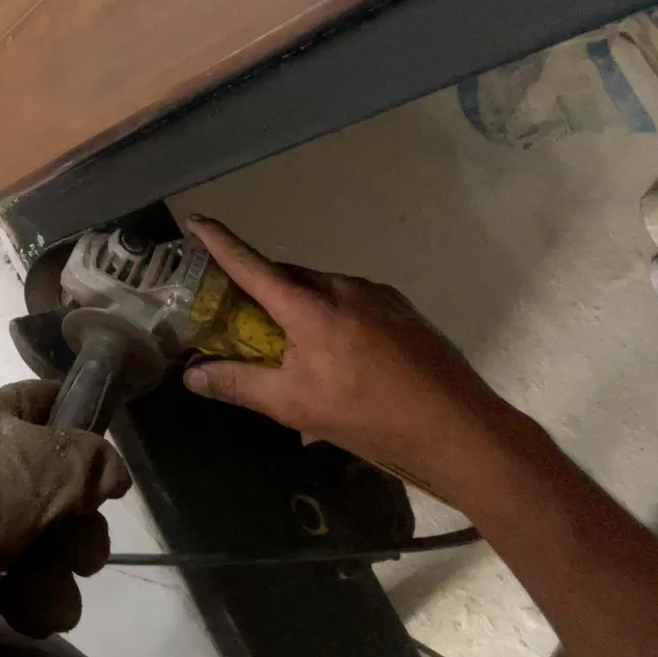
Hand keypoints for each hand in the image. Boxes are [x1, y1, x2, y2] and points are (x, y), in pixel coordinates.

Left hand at [0, 379, 129, 656]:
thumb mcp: (49, 462)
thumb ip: (92, 460)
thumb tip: (111, 472)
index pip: (45, 398)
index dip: (80, 418)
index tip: (104, 453)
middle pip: (58, 483)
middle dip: (80, 526)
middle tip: (81, 550)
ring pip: (46, 538)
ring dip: (58, 571)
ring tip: (49, 587)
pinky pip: (20, 572)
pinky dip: (28, 592)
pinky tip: (21, 603)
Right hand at [180, 216, 529, 496]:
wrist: (467, 436)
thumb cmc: (372, 418)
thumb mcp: (294, 406)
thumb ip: (237, 384)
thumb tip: (191, 375)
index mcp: (311, 308)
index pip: (251, 264)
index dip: (218, 241)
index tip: (194, 220)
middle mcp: (343, 289)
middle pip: (285, 276)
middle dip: (258, 287)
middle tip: (237, 311)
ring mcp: (379, 297)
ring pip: (320, 289)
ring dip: (296, 304)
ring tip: (291, 343)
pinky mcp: (405, 312)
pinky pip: (351, 301)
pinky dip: (330, 315)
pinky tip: (338, 353)